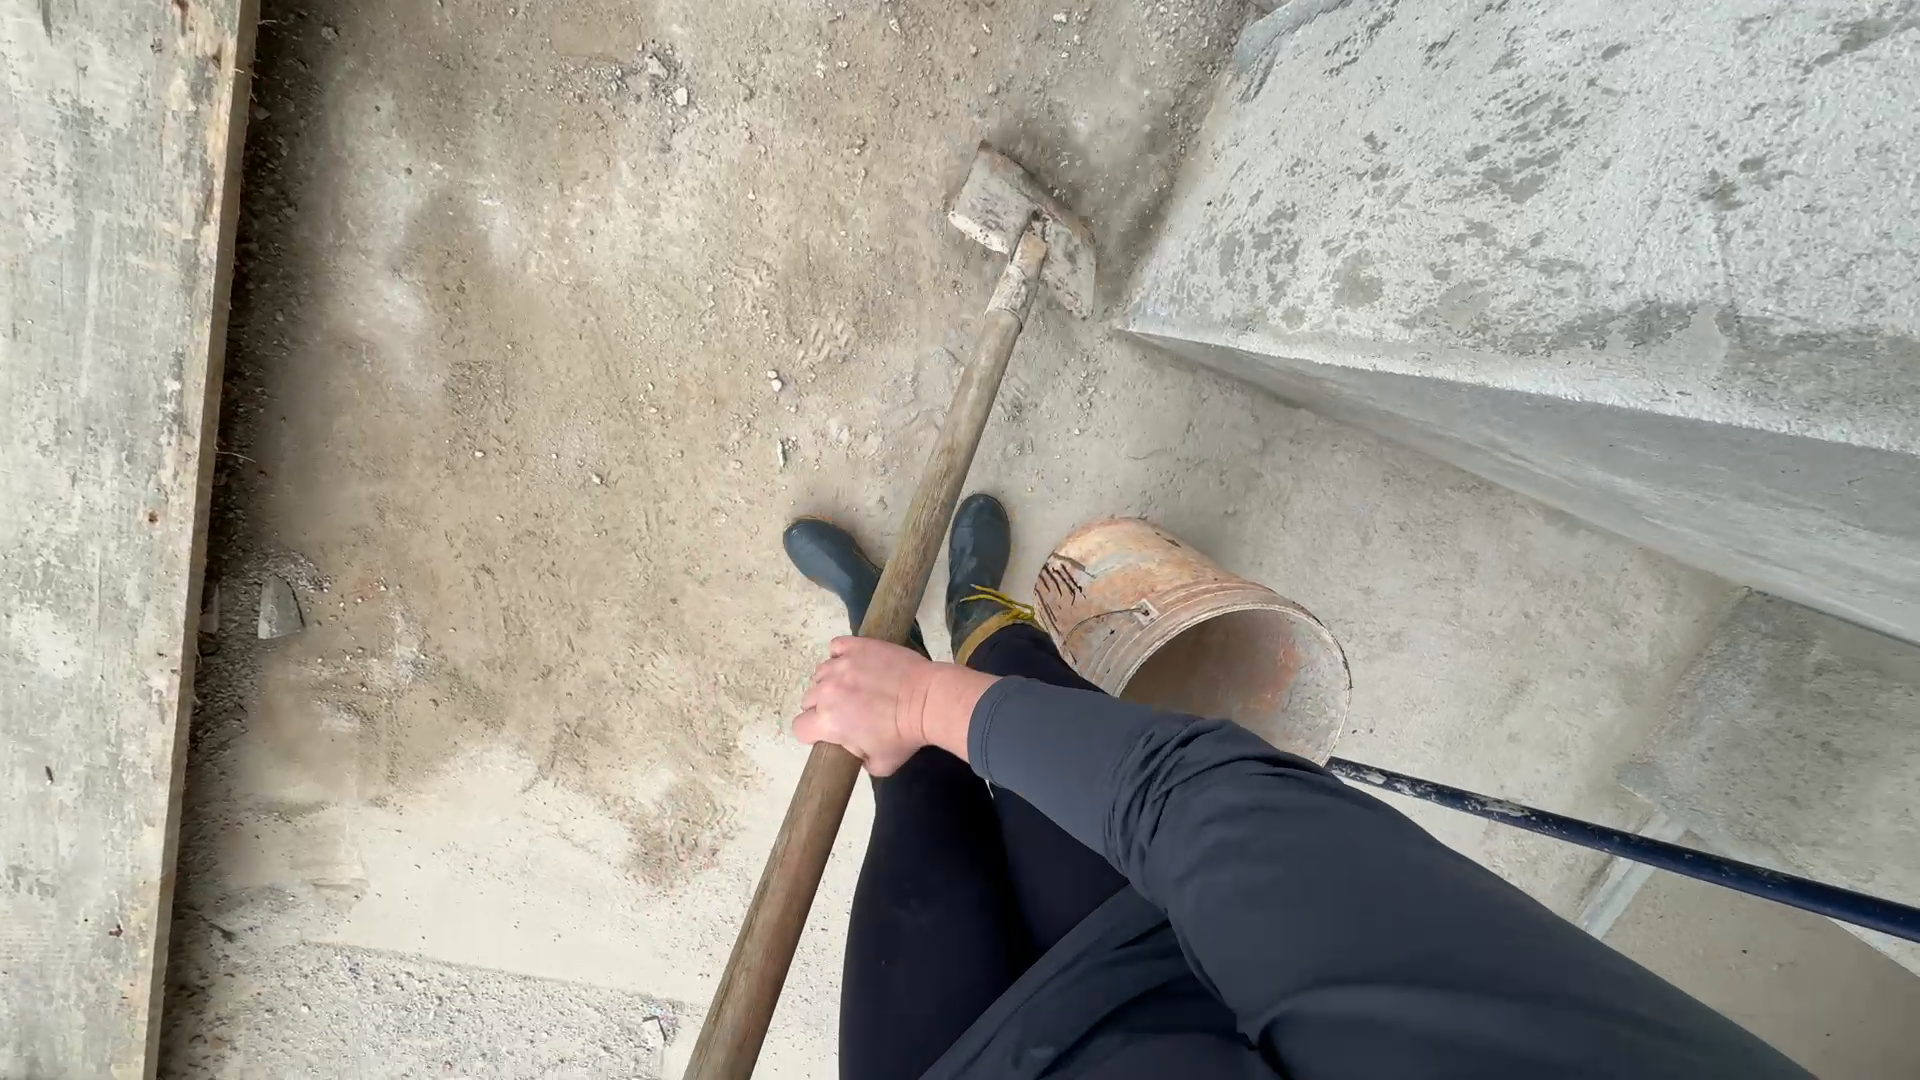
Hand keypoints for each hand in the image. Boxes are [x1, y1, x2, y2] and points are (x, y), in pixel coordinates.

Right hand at [792, 636, 995, 774]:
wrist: (927, 700)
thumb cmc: (905, 735)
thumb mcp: (879, 765)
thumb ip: (857, 759)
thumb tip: (856, 751)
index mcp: (828, 722)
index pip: (800, 728)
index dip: (814, 732)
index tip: (831, 731)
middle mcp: (827, 691)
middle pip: (809, 699)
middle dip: (824, 706)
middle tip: (849, 709)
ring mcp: (841, 665)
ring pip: (822, 673)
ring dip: (833, 681)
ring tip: (856, 686)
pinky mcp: (857, 646)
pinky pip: (837, 646)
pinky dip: (841, 653)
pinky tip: (853, 662)